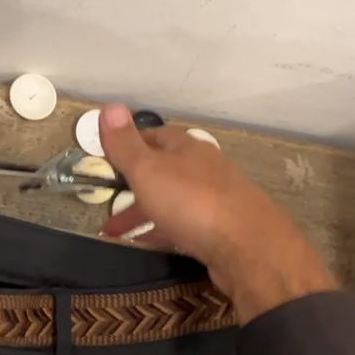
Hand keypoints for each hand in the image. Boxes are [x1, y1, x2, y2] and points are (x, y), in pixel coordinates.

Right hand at [96, 105, 334, 322]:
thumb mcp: (148, 170)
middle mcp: (204, 169)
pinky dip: (159, 231)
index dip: (131, 142)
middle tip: (106, 196)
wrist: (248, 249)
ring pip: (171, 199)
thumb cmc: (192, 202)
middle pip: (164, 169)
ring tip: (113, 230)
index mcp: (188, 149)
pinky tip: (143, 243)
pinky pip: (181, 225)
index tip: (107, 154)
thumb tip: (109, 106)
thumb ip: (126, 144)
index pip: (157, 135)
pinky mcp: (220, 229)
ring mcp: (215, 199)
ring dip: (142, 211)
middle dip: (134, 182)